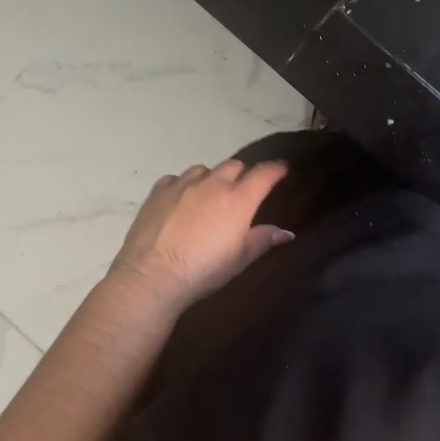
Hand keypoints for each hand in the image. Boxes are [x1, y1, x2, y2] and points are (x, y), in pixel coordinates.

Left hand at [107, 160, 292, 312]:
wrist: (152, 275)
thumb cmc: (203, 270)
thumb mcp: (240, 259)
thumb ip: (263, 240)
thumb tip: (286, 233)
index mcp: (238, 199)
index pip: (264, 173)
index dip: (276, 169)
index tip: (282, 169)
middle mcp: (213, 183)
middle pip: (234, 165)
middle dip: (242, 174)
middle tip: (242, 190)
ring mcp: (183, 184)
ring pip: (204, 169)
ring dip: (211, 178)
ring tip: (209, 195)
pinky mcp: (158, 191)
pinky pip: (176, 178)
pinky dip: (183, 185)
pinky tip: (180, 200)